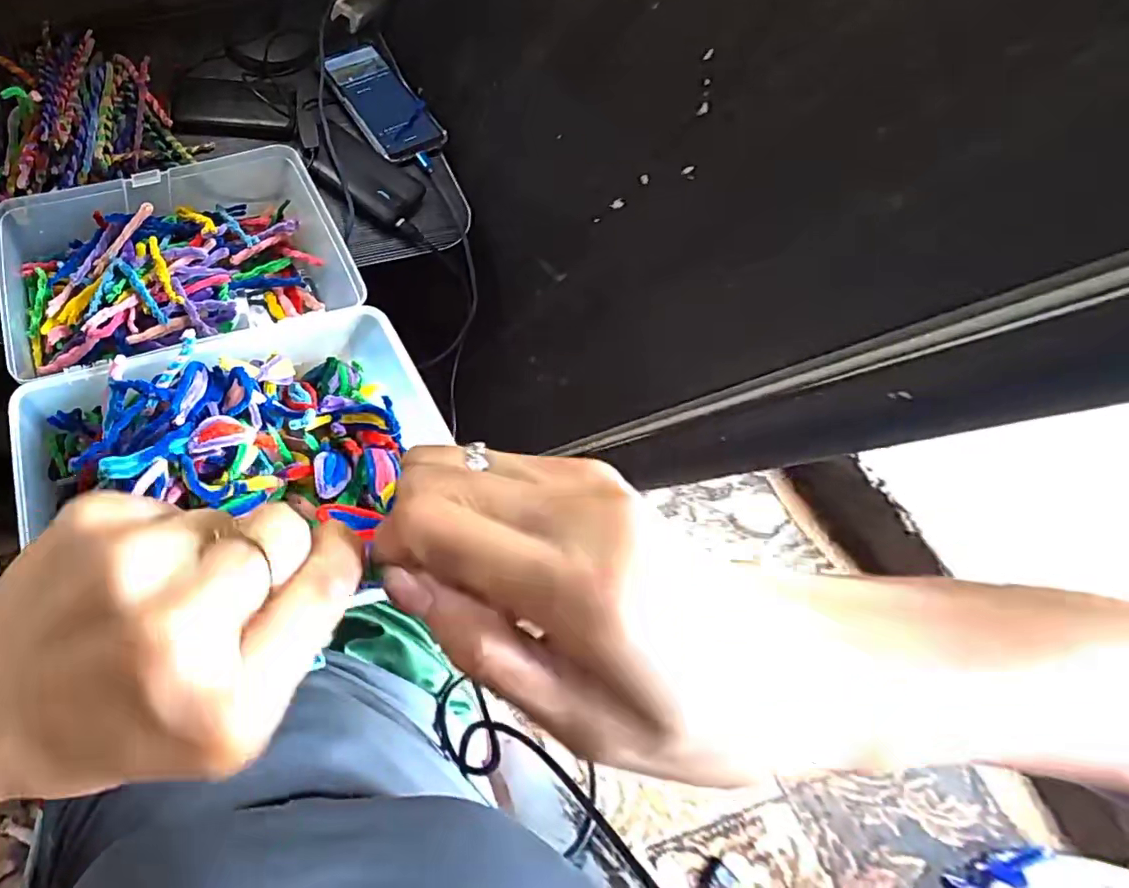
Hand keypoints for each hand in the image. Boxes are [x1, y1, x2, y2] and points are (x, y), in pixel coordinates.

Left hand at [0, 492, 362, 799]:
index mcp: (225, 703)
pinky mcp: (94, 514)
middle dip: (275, 540)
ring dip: (208, 543)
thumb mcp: (213, 728)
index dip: (334, 554)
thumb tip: (316, 556)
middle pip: (278, 530)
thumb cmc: (112, 725)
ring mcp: (130, 560)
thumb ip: (275, 648)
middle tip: (237, 569)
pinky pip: (166, 508)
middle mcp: (180, 626)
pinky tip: (119, 571)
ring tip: (158, 585)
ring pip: (220, 515)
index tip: (337, 536)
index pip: (318, 591)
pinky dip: (158, 535)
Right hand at [374, 446, 881, 786]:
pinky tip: (491, 542)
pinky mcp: (582, 467)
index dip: (388, 544)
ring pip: (445, 456)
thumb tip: (401, 578)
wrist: (790, 663)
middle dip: (400, 520)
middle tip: (425, 576)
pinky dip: (460, 495)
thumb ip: (476, 646)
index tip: (397, 583)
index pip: (429, 519)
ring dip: (426, 503)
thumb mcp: (576, 723)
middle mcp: (573, 507)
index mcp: (575, 581)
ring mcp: (579, 477)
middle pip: (427, 474)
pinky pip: (480, 461)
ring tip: (456, 560)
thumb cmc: (686, 717)